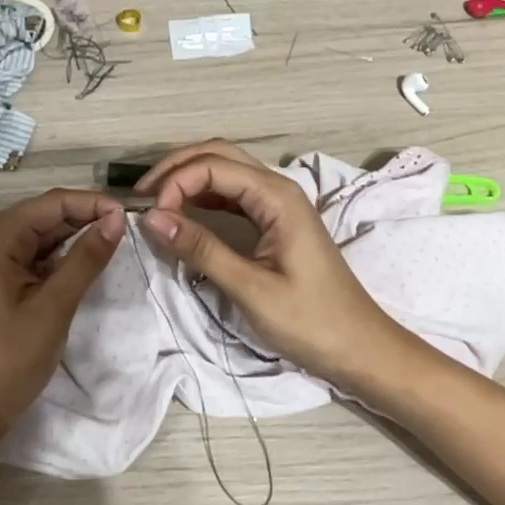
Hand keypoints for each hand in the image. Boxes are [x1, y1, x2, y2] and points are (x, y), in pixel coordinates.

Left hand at [0, 189, 126, 443]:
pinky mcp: (10, 280)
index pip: (53, 202)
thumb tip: (116, 220)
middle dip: (88, 215)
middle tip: (130, 226)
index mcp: (0, 237)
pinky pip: (44, 255)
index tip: (129, 214)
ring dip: (81, 233)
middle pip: (50, 213)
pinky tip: (94, 259)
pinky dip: (69, 254)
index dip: (92, 203)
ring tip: (119, 239)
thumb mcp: (54, 306)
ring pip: (49, 233)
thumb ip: (85, 260)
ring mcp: (3, 260)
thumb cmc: (10, 357)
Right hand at [135, 140, 413, 385]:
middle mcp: (278, 188)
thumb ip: (201, 249)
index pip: (213, 165)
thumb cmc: (311, 322)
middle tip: (142, 196)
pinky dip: (203, 196)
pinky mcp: (275, 222)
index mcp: (277, 196)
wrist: (362, 349)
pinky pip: (232, 194)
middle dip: (177, 168)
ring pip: (225, 170)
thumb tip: (151, 219)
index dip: (176, 182)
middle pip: (218, 155)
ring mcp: (278, 204)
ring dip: (188, 178)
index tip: (152, 216)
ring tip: (155, 203)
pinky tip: (183, 214)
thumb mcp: (250, 289)